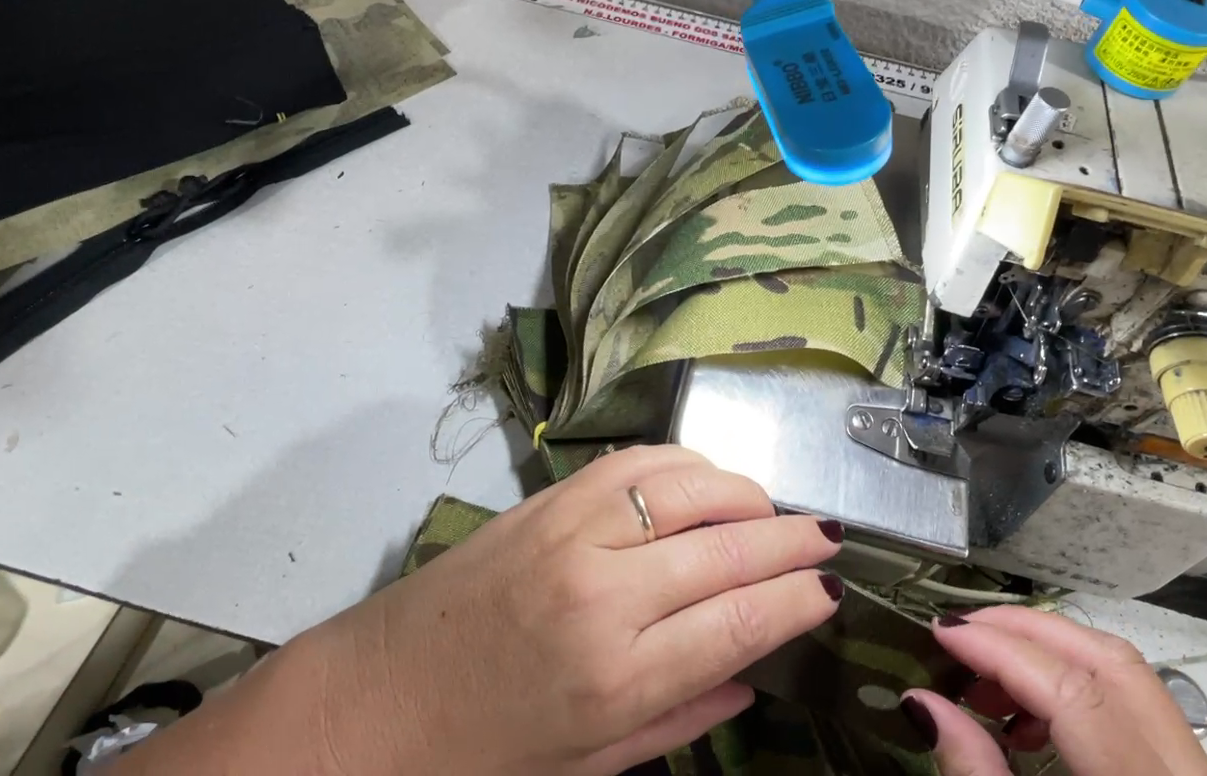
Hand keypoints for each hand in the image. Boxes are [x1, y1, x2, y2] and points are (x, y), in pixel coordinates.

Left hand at [313, 444, 843, 773]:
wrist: (373, 702)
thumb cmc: (481, 754)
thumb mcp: (588, 768)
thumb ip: (681, 721)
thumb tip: (755, 679)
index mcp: (619, 676)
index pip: (741, 621)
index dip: (799, 599)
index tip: (833, 588)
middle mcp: (605, 592)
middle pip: (727, 549)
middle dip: (792, 540)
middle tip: (828, 537)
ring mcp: (573, 532)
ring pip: (687, 489)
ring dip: (744, 493)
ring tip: (772, 509)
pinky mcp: (546, 499)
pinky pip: (635, 462)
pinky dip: (684, 464)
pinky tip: (705, 480)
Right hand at [900, 607, 1206, 775]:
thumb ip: (975, 774)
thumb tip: (920, 700)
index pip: (1075, 693)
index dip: (1002, 651)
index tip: (940, 631)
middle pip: (1111, 663)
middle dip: (1027, 631)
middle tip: (959, 634)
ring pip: (1125, 675)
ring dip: (1047, 656)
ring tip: (984, 684)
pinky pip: (1131, 706)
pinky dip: (1071, 688)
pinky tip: (1025, 722)